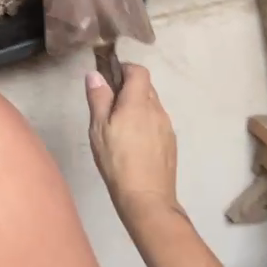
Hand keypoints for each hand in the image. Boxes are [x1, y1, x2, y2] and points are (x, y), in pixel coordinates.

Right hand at [84, 64, 180, 221]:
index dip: (124, 69)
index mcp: (139, 102)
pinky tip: (132, 142)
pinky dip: (144, 122)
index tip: (108, 79)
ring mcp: (167, 127)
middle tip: (108, 104)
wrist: (146, 197)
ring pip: (152, 105)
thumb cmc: (117, 160)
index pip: (139, 71)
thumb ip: (98, 98)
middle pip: (146, 87)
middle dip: (128, 88)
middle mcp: (157, 110)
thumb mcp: (99, 128)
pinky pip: (156, 122)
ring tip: (119, 126)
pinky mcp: (170, 143)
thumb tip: (95, 74)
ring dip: (136, 106)